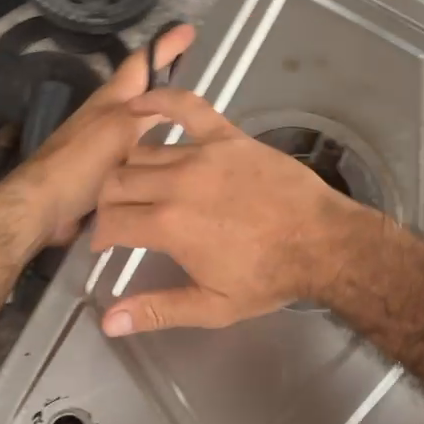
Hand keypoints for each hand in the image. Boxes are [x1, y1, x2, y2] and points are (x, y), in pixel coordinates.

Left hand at [0, 24, 196, 251]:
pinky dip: (155, 155)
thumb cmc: (79, 163)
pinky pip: (138, 159)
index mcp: (111, 101)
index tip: (187, 30)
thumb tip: (173, 101)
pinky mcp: (104, 175)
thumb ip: (145, 113)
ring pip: (142, 127)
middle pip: (142, 94)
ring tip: (193, 122)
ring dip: (162, 119)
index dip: (163, 48)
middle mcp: (108, 119)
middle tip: (195, 80)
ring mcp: (104, 148)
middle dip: (166, 83)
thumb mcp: (117, 130)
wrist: (44, 208)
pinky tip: (170, 164)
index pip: (141, 65)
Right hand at [89, 89, 378, 335]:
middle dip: (108, 203)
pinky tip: (141, 102)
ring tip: (135, 185)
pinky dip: (160, 100)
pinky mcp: (227, 137)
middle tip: (118, 218)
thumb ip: (156, 311)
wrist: (322, 243)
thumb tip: (108, 322)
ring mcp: (202, 154)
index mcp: (168, 226)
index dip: (101, 235)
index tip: (107, 245)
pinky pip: (187, 108)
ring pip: (143, 152)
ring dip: (130, 169)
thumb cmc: (268, 278)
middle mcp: (176, 183)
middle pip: (117, 182)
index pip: (111, 220)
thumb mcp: (212, 307)